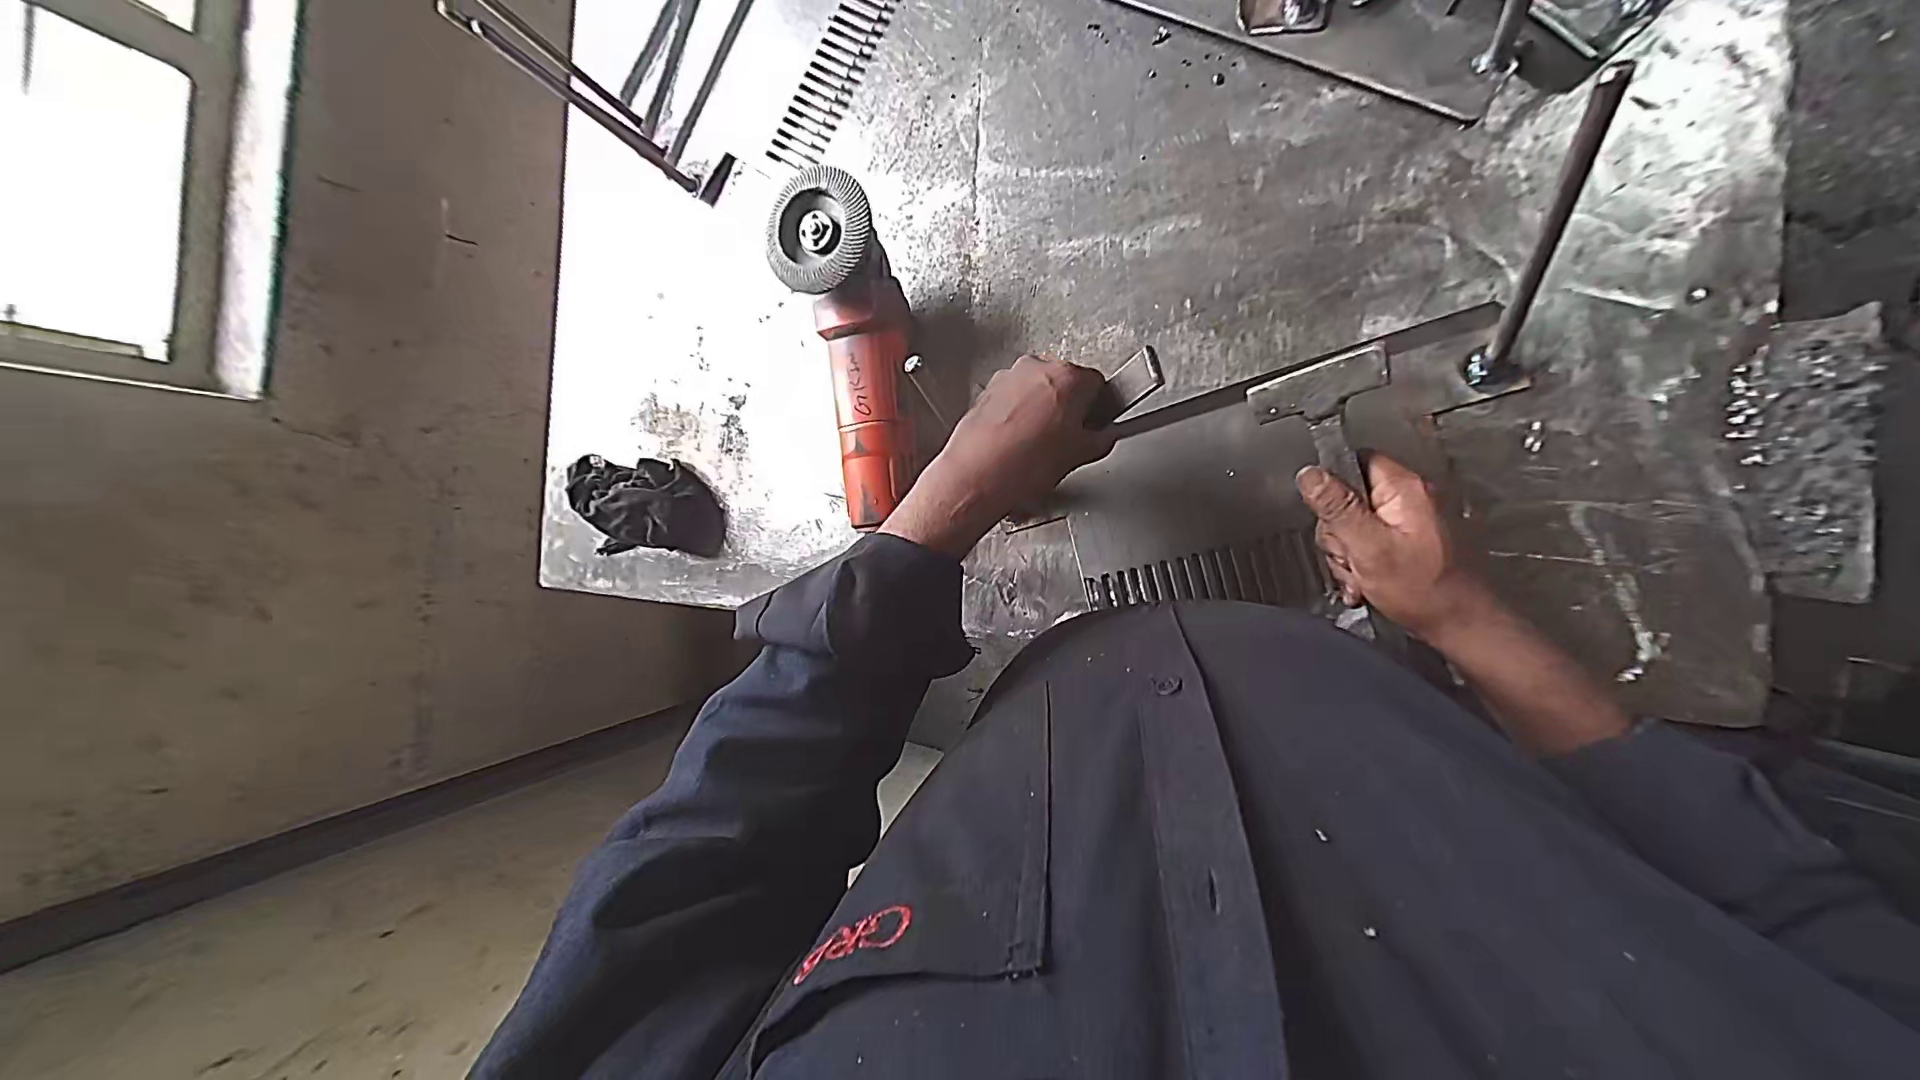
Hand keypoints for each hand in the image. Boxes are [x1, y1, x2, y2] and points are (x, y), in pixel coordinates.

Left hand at [880, 355, 1115, 556]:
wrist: (977, 476)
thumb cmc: (1022, 464)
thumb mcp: (1080, 455)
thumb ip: (1102, 438)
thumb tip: (1104, 436)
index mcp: (1069, 376)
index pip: (1098, 384)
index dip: (1099, 409)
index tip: (1096, 424)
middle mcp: (1037, 369)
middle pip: (1065, 384)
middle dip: (1068, 409)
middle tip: (1068, 439)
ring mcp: (1008, 379)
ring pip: (1035, 392)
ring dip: (1041, 413)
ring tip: (1039, 448)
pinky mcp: (987, 393)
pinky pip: (1011, 402)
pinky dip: (1016, 418)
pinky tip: (1017, 446)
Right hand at [1295, 455, 1493, 639]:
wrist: (1459, 624)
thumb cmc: (1424, 589)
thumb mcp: (1368, 545)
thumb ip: (1337, 507)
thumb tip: (1309, 474)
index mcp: (1404, 489)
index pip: (1354, 462)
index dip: (1332, 486)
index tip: (1329, 515)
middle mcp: (1408, 499)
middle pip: (1346, 498)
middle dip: (1336, 533)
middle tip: (1350, 555)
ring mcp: (1407, 521)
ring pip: (1349, 525)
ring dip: (1345, 553)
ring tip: (1360, 574)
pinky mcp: (1404, 540)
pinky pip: (1363, 542)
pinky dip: (1357, 562)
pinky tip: (1365, 580)